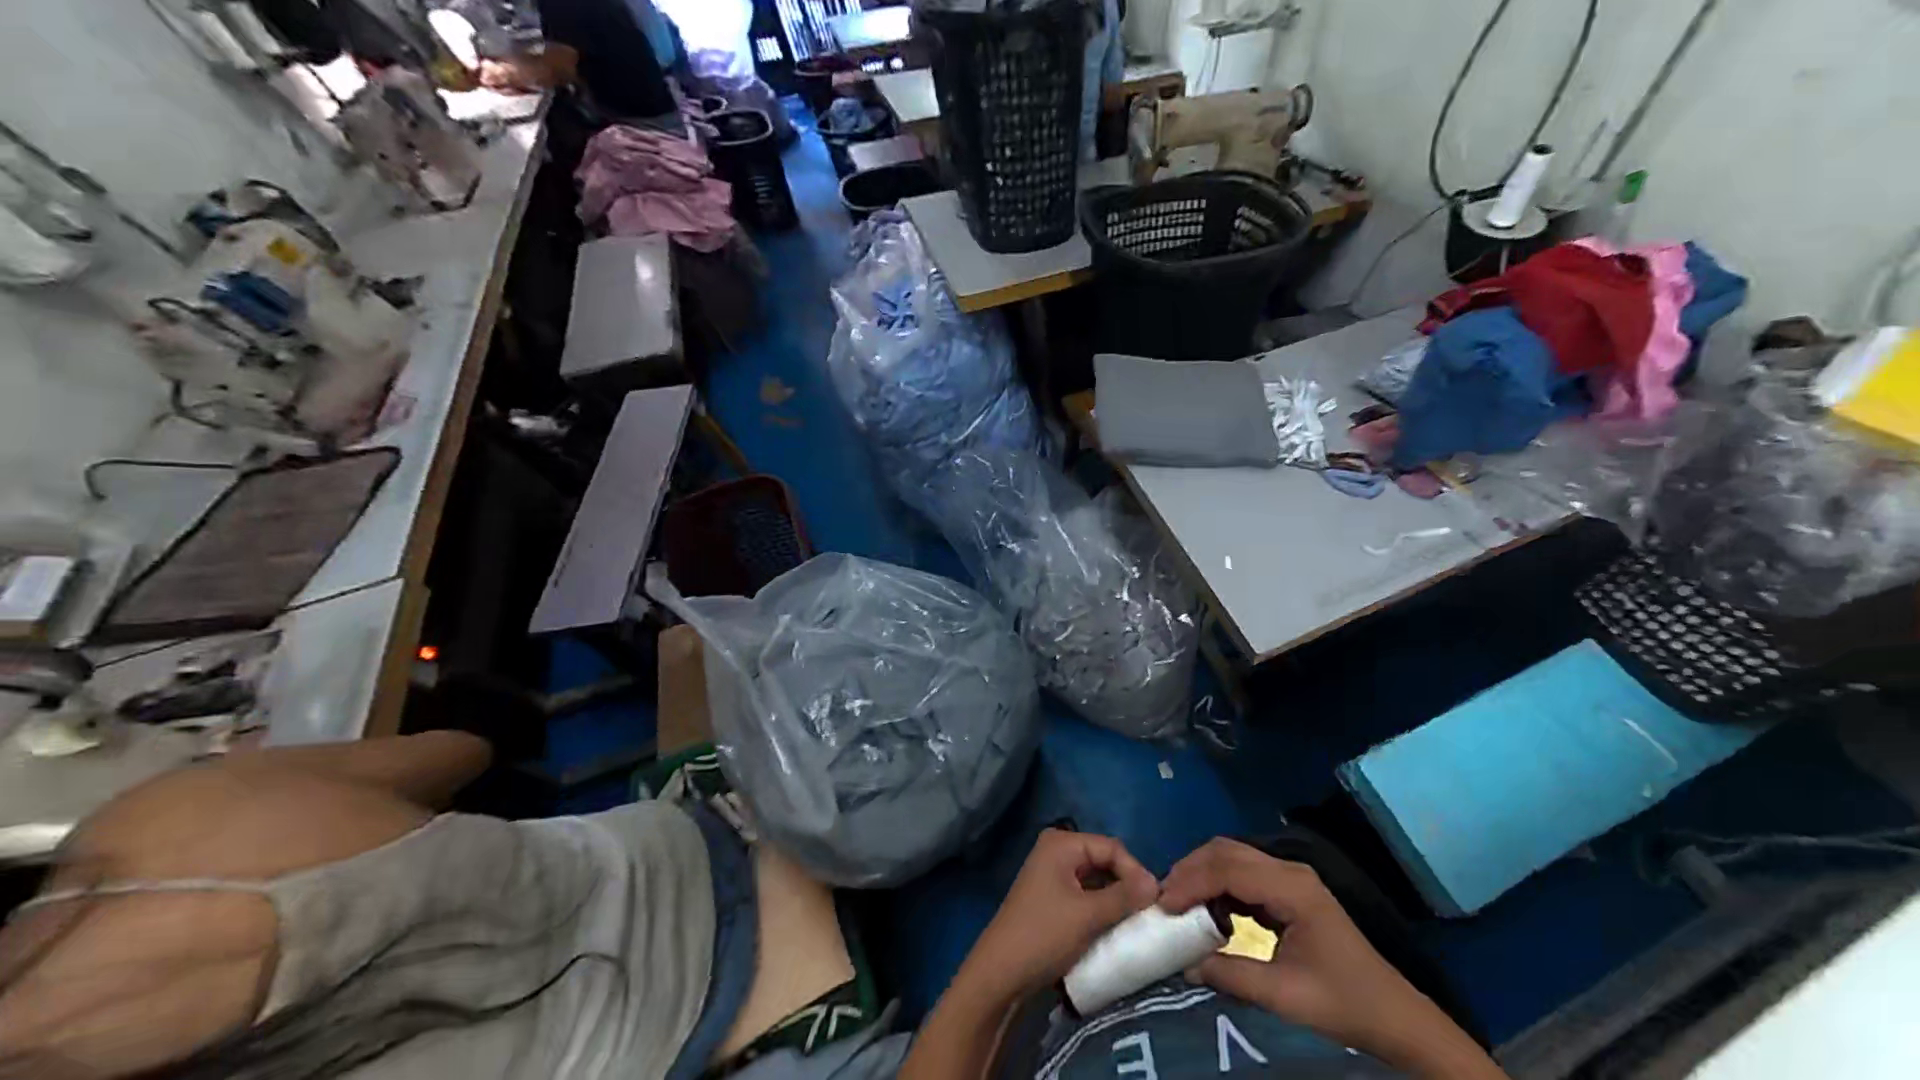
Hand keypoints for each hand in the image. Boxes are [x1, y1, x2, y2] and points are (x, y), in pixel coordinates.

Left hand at [955, 829, 1158, 1004]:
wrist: (1001, 974)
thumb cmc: (1044, 935)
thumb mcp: (1088, 915)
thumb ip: (1124, 896)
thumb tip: (1157, 884)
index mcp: (1061, 844)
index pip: (1112, 847)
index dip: (1136, 871)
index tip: (1156, 901)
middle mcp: (1056, 851)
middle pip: (1104, 860)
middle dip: (1127, 884)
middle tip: (1149, 912)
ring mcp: (1052, 875)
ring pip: (1096, 880)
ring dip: (1116, 898)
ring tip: (1136, 921)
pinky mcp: (1052, 898)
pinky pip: (1086, 895)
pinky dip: (1102, 908)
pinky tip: (1115, 926)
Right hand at [1159, 839, 1502, 1078]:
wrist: (1396, 1018)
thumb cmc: (1344, 1004)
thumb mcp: (1286, 995)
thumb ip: (1231, 975)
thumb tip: (1183, 963)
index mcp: (1292, 887)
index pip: (1227, 868)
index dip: (1190, 882)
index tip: (1163, 905)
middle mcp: (1289, 871)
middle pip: (1226, 852)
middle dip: (1189, 870)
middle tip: (1162, 898)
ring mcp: (1290, 878)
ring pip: (1231, 857)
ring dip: (1200, 874)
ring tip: (1177, 902)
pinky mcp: (1288, 891)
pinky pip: (1242, 873)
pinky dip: (1216, 884)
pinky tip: (1205, 909)